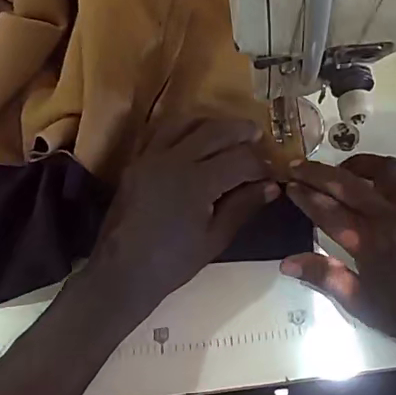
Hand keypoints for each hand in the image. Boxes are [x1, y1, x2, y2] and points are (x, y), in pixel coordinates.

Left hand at [89, 116, 279, 312]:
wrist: (123, 272)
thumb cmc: (173, 262)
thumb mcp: (215, 237)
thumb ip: (243, 206)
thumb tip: (271, 186)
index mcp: (198, 181)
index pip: (240, 160)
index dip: (260, 164)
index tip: (272, 171)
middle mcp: (174, 159)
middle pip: (214, 131)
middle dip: (240, 131)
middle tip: (258, 134)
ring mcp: (151, 157)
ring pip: (185, 123)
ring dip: (210, 123)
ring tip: (227, 131)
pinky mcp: (136, 162)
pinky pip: (160, 132)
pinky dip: (181, 128)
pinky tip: (192, 137)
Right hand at [282, 155, 395, 362]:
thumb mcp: (361, 303)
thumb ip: (324, 277)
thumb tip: (288, 263)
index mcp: (370, 243)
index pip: (327, 210)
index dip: (304, 195)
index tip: (288, 185)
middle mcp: (393, 218)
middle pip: (349, 183)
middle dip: (319, 173)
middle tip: (299, 167)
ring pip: (387, 170)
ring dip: (360, 164)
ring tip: (343, 169)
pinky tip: (389, 178)